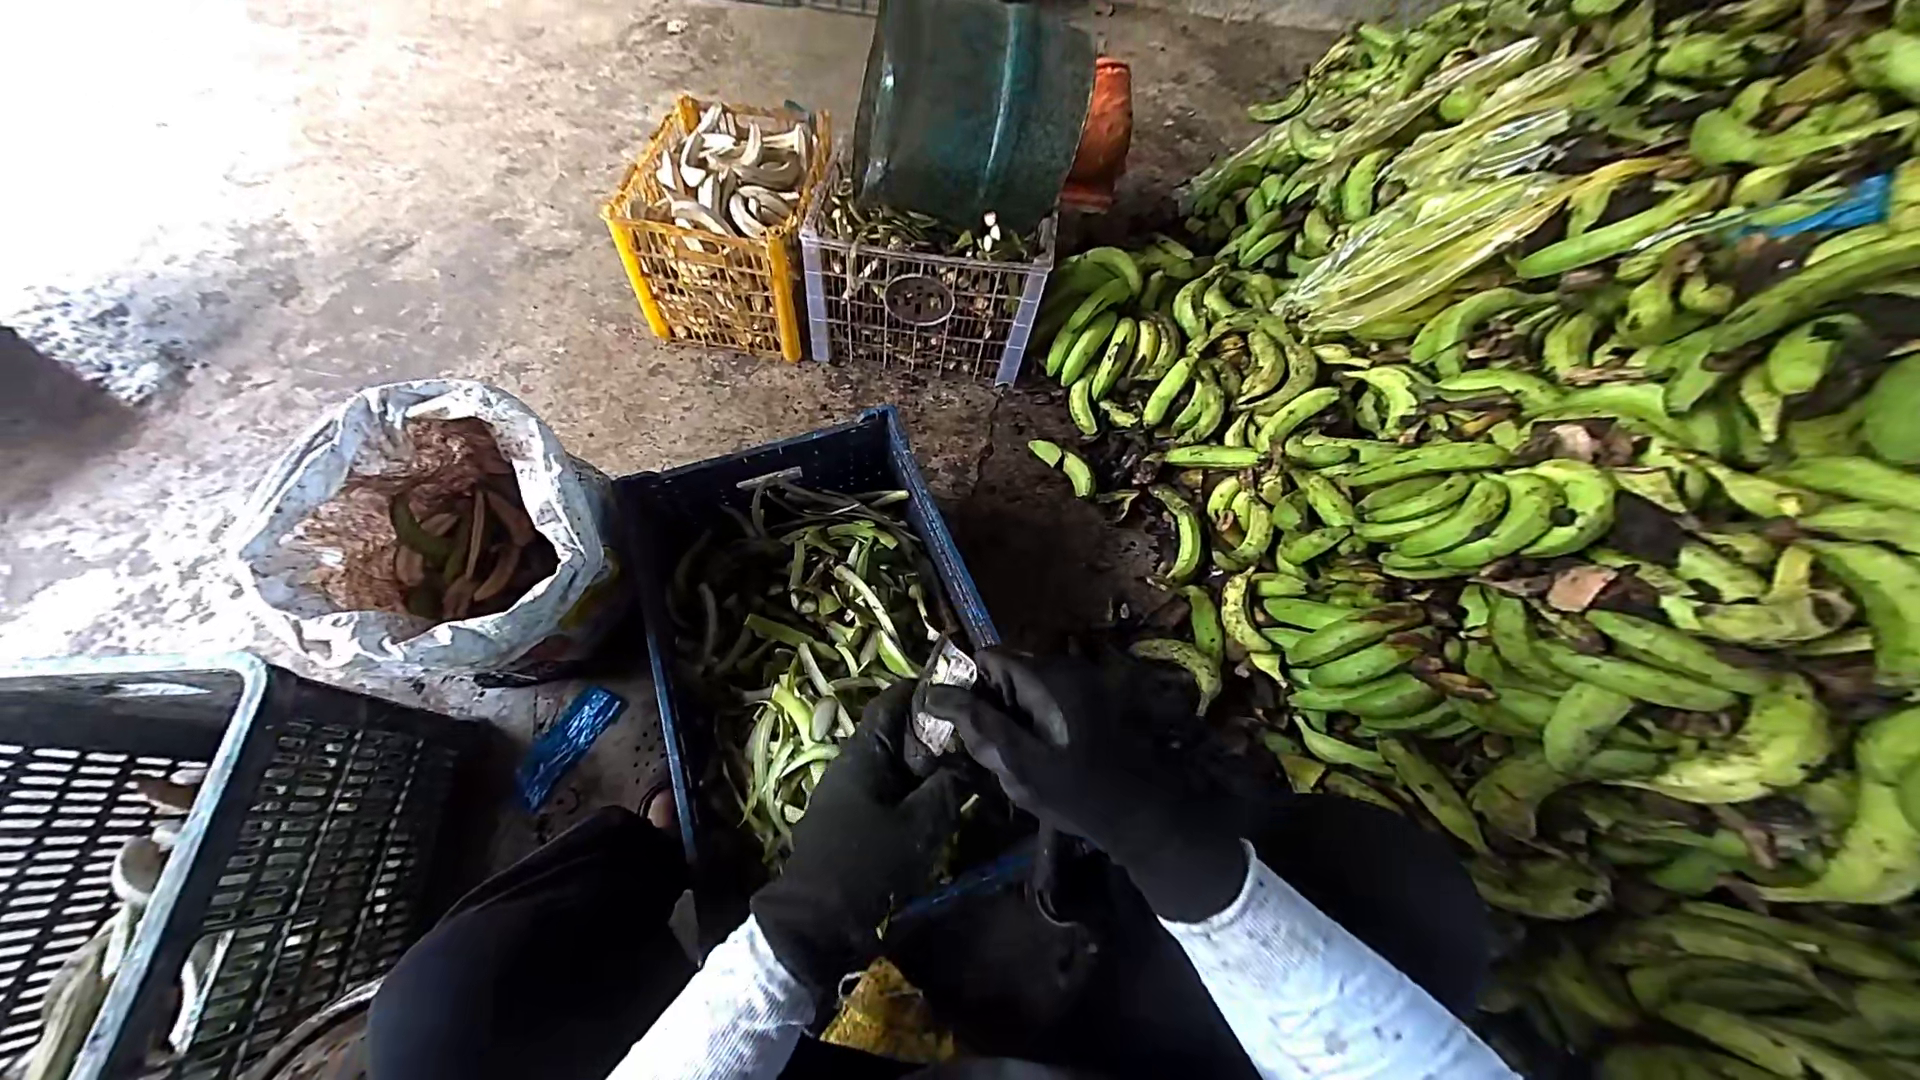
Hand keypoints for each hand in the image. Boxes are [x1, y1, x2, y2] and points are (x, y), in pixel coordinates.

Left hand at [749, 683, 960, 990]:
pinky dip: (911, 783)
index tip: (960, 691)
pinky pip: (885, 785)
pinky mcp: (849, 814)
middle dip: (932, 728)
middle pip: (895, 730)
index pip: (892, 701)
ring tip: (962, 762)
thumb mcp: (919, 826)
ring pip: (892, 759)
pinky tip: (936, 797)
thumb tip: (970, 761)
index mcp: (863, 753)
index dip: (925, 690)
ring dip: (923, 759)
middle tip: (971, 732)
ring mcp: (847, 789)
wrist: (812, 923)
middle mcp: (851, 762)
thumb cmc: (866, 864)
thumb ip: (947, 787)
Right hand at [922, 648, 1246, 921]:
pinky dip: (1034, 712)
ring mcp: (1081, 677)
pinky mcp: (1090, 691)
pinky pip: (1046, 691)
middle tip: (997, 746)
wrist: (1138, 810)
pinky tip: (1044, 746)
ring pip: (1025, 681)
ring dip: (1014, 708)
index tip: (969, 723)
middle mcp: (1064, 665)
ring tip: (1023, 750)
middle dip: (993, 701)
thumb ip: (978, 723)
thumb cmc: (1074, 792)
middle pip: (1006, 668)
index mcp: (1045, 678)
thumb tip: (935, 693)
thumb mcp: (1018, 763)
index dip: (970, 686)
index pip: (988, 658)